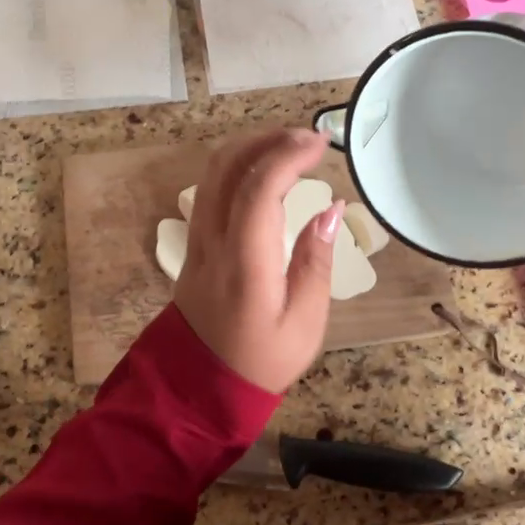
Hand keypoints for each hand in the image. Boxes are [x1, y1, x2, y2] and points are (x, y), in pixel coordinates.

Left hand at [173, 129, 343, 393]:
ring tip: (290, 144)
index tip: (322, 144)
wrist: (198, 387)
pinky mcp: (194, 242)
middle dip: (269, 139)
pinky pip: (210, 188)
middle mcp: (213, 241)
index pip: (259, 189)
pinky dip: (237, 165)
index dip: (289, 155)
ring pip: (213, 172)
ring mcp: (197, 238)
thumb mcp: (304, 324)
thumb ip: (316, 261)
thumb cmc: (261, 361)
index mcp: (244, 263)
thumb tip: (331, 208)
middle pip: (228, 167)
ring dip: (250, 147)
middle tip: (310, 137)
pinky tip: (264, 169)